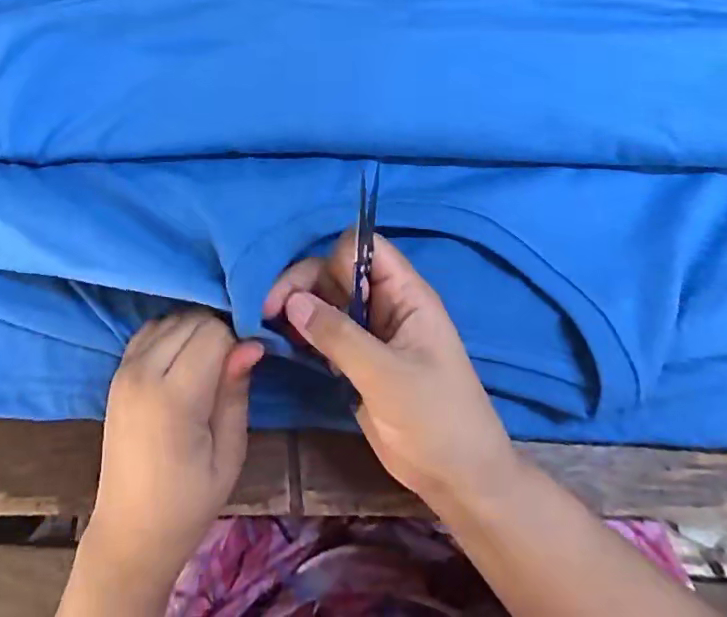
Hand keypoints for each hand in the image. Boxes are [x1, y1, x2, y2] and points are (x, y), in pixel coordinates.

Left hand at [85, 309, 264, 582]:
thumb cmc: (188, 502)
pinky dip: (171, 333)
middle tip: (229, 370)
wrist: (130, 531)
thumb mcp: (228, 455)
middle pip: (192, 319)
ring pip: (172, 318)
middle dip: (217, 333)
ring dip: (194, 330)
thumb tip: (253, 343)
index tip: (243, 369)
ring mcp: (125, 369)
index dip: (235, 344)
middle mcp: (143, 373)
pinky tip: (182, 361)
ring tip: (207, 367)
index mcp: (173, 397)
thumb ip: (236, 393)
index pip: (214, 333)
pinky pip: (149, 330)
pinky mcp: (117, 372)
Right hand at [263, 231, 517, 506]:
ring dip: (297, 308)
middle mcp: (384, 304)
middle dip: (302, 284)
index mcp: (405, 294)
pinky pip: (324, 332)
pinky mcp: (356, 360)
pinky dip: (302, 333)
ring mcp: (369, 333)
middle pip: (335, 272)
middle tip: (268, 312)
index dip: (332, 258)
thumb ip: (339, 336)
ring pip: (325, 301)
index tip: (304, 290)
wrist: (459, 479)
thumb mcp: (387, 376)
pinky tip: (282, 343)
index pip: (364, 248)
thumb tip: (292, 301)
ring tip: (267, 326)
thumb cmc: (436, 419)